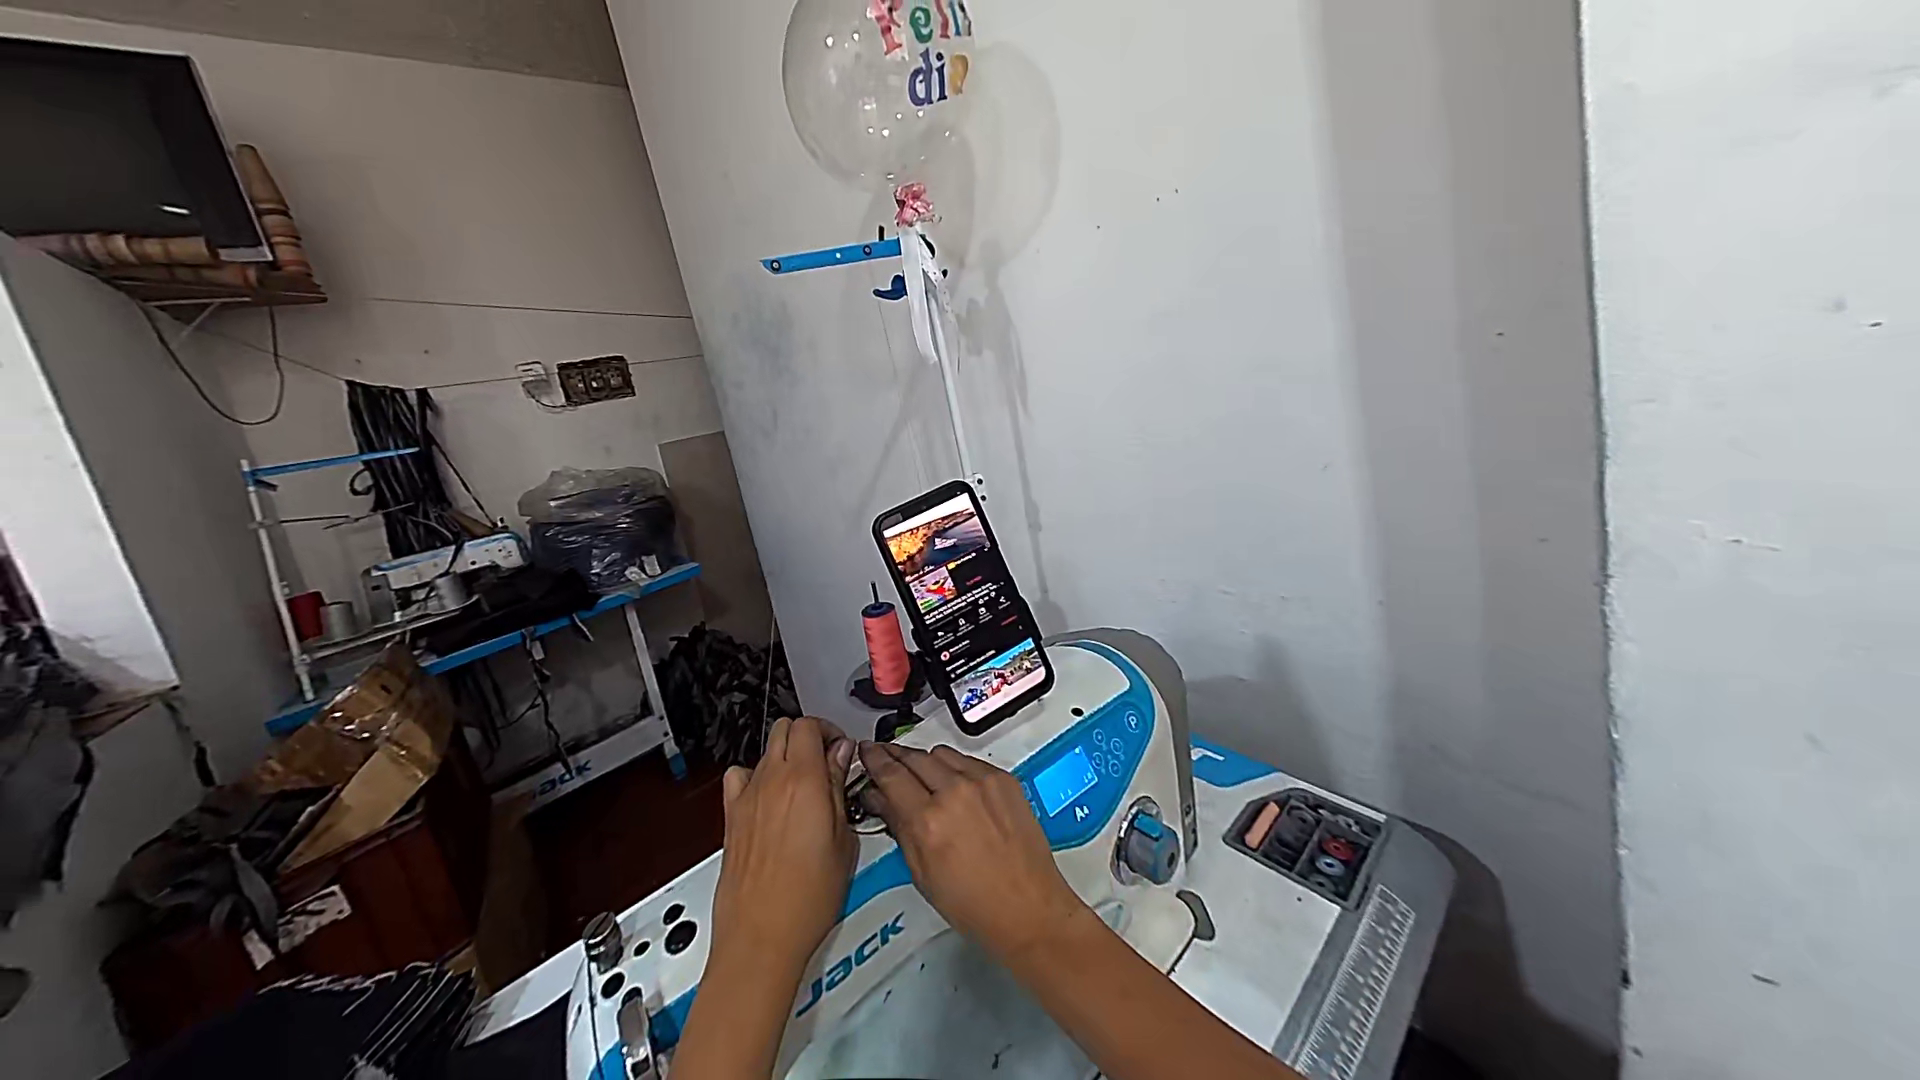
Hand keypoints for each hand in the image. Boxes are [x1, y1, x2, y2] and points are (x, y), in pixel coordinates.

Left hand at [711, 717, 857, 974]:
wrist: (762, 936)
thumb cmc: (808, 897)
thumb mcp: (844, 839)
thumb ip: (839, 787)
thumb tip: (842, 755)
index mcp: (803, 780)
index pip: (809, 725)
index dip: (829, 731)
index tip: (842, 750)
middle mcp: (771, 780)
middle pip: (784, 728)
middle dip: (808, 736)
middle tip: (827, 761)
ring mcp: (747, 798)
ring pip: (765, 751)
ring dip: (785, 755)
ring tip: (803, 783)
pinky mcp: (731, 818)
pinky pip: (739, 777)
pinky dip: (755, 777)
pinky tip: (770, 798)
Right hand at [857, 741, 1087, 959]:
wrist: (1027, 907)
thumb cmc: (975, 904)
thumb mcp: (921, 873)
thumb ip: (898, 826)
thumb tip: (879, 797)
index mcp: (928, 820)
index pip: (890, 774)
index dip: (874, 759)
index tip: (866, 751)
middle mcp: (955, 792)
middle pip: (913, 756)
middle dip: (895, 756)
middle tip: (886, 760)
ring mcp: (982, 782)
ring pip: (940, 753)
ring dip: (925, 761)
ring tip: (921, 778)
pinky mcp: (1003, 779)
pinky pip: (968, 760)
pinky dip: (955, 768)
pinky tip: (953, 785)